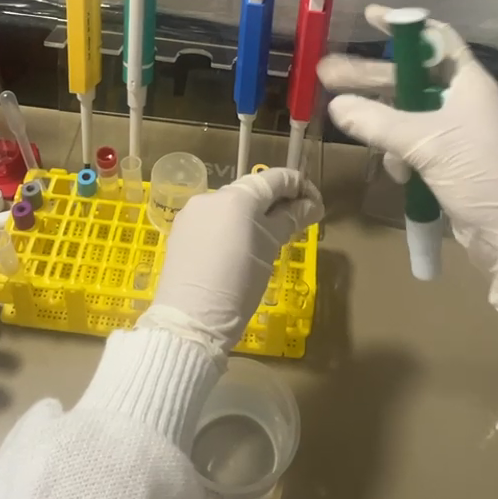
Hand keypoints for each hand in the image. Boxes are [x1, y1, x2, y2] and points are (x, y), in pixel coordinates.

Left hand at [141, 167, 323, 353]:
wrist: (191, 320)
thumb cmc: (238, 285)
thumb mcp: (270, 249)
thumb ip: (290, 219)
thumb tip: (311, 205)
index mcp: (238, 197)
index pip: (276, 178)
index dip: (300, 187)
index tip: (315, 206)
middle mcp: (213, 196)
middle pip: (253, 190)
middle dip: (278, 202)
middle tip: (298, 223)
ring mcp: (193, 212)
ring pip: (233, 205)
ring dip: (255, 215)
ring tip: (270, 239)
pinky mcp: (181, 231)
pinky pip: (214, 220)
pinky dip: (232, 226)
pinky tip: (239, 249)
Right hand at [318, 5, 497, 323]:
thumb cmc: (479, 175)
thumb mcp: (425, 144)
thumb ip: (377, 121)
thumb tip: (336, 105)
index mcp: (468, 83)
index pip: (434, 39)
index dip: (403, 27)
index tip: (370, 17)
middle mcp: (463, 100)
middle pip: (409, 78)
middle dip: (370, 77)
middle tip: (327, 73)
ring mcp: (456, 130)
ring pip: (406, 113)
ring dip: (382, 122)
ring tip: (346, 120)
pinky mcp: (448, 158)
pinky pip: (412, 142)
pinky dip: (399, 152)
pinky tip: (397, 171)